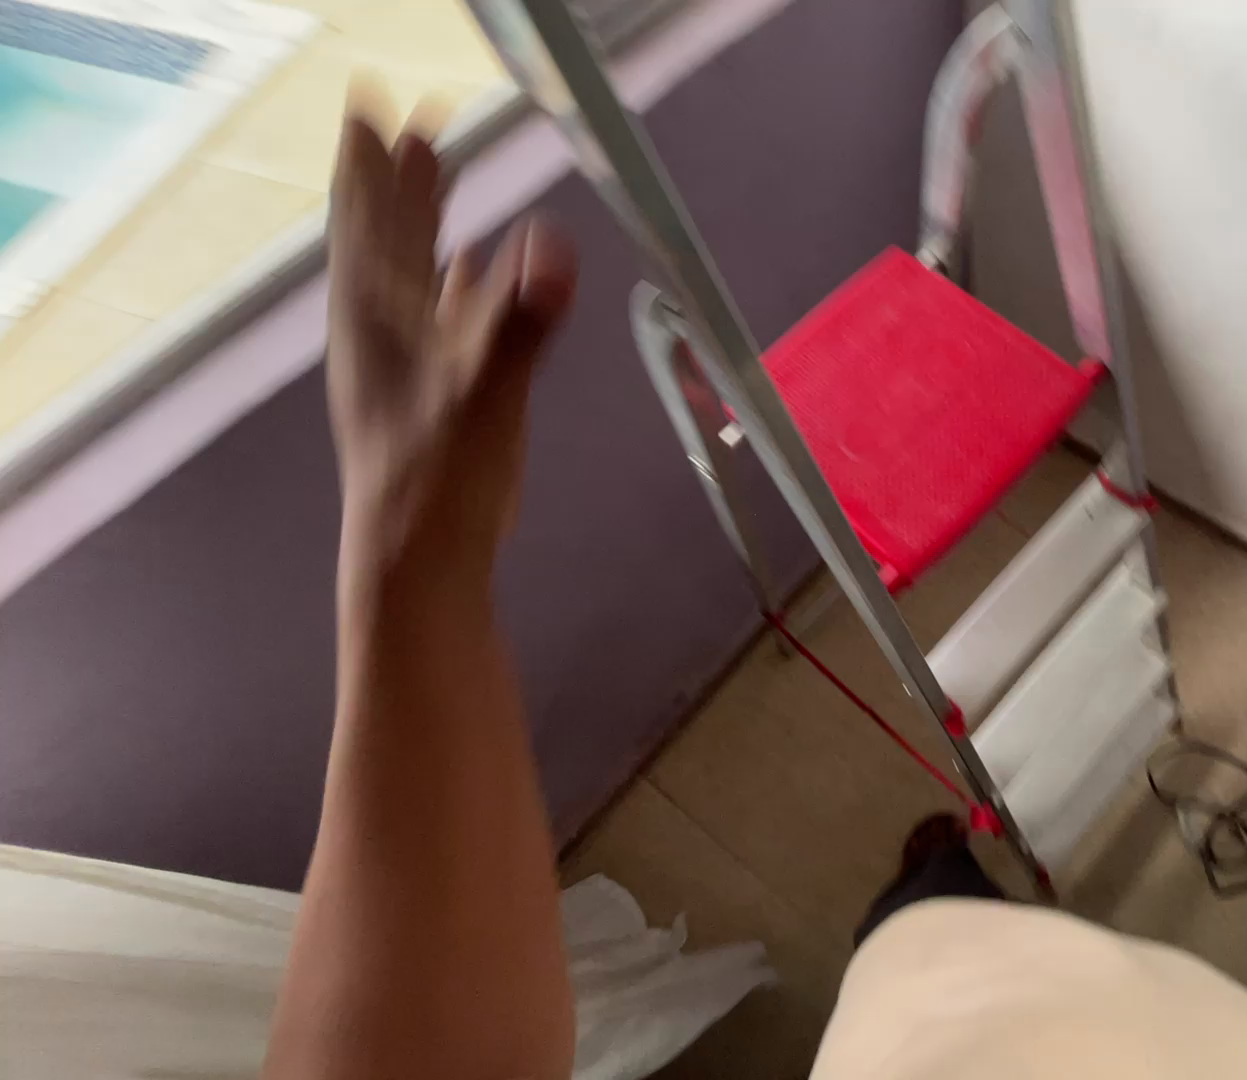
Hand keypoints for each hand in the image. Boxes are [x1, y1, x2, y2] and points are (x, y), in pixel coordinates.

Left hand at [327, 107, 576, 589]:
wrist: (424, 544)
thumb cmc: (444, 472)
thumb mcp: (484, 395)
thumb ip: (520, 321)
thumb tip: (554, 243)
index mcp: (377, 317)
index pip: (372, 222)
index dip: (377, 166)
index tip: (382, 106)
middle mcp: (382, 325)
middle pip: (386, 235)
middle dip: (399, 181)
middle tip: (415, 128)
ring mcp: (406, 356)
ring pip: (410, 270)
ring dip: (423, 221)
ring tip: (436, 174)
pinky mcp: (435, 384)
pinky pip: (440, 312)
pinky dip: (454, 280)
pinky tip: (473, 266)